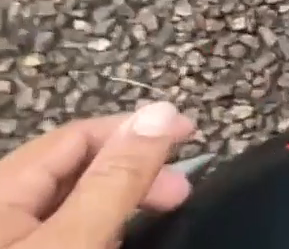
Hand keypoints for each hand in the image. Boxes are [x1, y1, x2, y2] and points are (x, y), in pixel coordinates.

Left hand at [0, 103, 196, 248]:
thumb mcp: (73, 243)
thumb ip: (118, 176)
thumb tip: (162, 109)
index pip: (76, 136)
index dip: (138, 129)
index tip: (192, 139)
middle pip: (65, 168)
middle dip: (129, 172)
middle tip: (176, 197)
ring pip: (54, 204)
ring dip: (109, 204)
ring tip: (139, 229)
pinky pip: (39, 234)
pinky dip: (79, 231)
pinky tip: (99, 247)